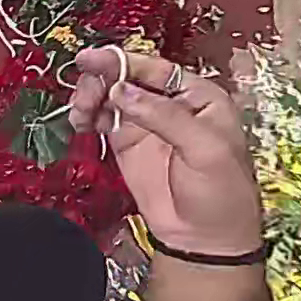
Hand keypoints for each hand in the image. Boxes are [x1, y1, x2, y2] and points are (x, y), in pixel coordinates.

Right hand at [68, 48, 261, 256]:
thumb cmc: (221, 193)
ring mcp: (145, 122)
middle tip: (85, 95)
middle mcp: (168, 102)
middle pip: (127, 78)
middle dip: (102, 80)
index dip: (122, 61)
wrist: (205, 241)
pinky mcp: (126, 142)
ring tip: (80, 113)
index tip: (91, 60)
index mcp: (197, 96)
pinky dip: (87, 116)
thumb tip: (119, 90)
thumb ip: (163, 116)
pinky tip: (80, 122)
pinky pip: (101, 118)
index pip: (155, 69)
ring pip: (110, 95)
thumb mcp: (204, 150)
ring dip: (90, 97)